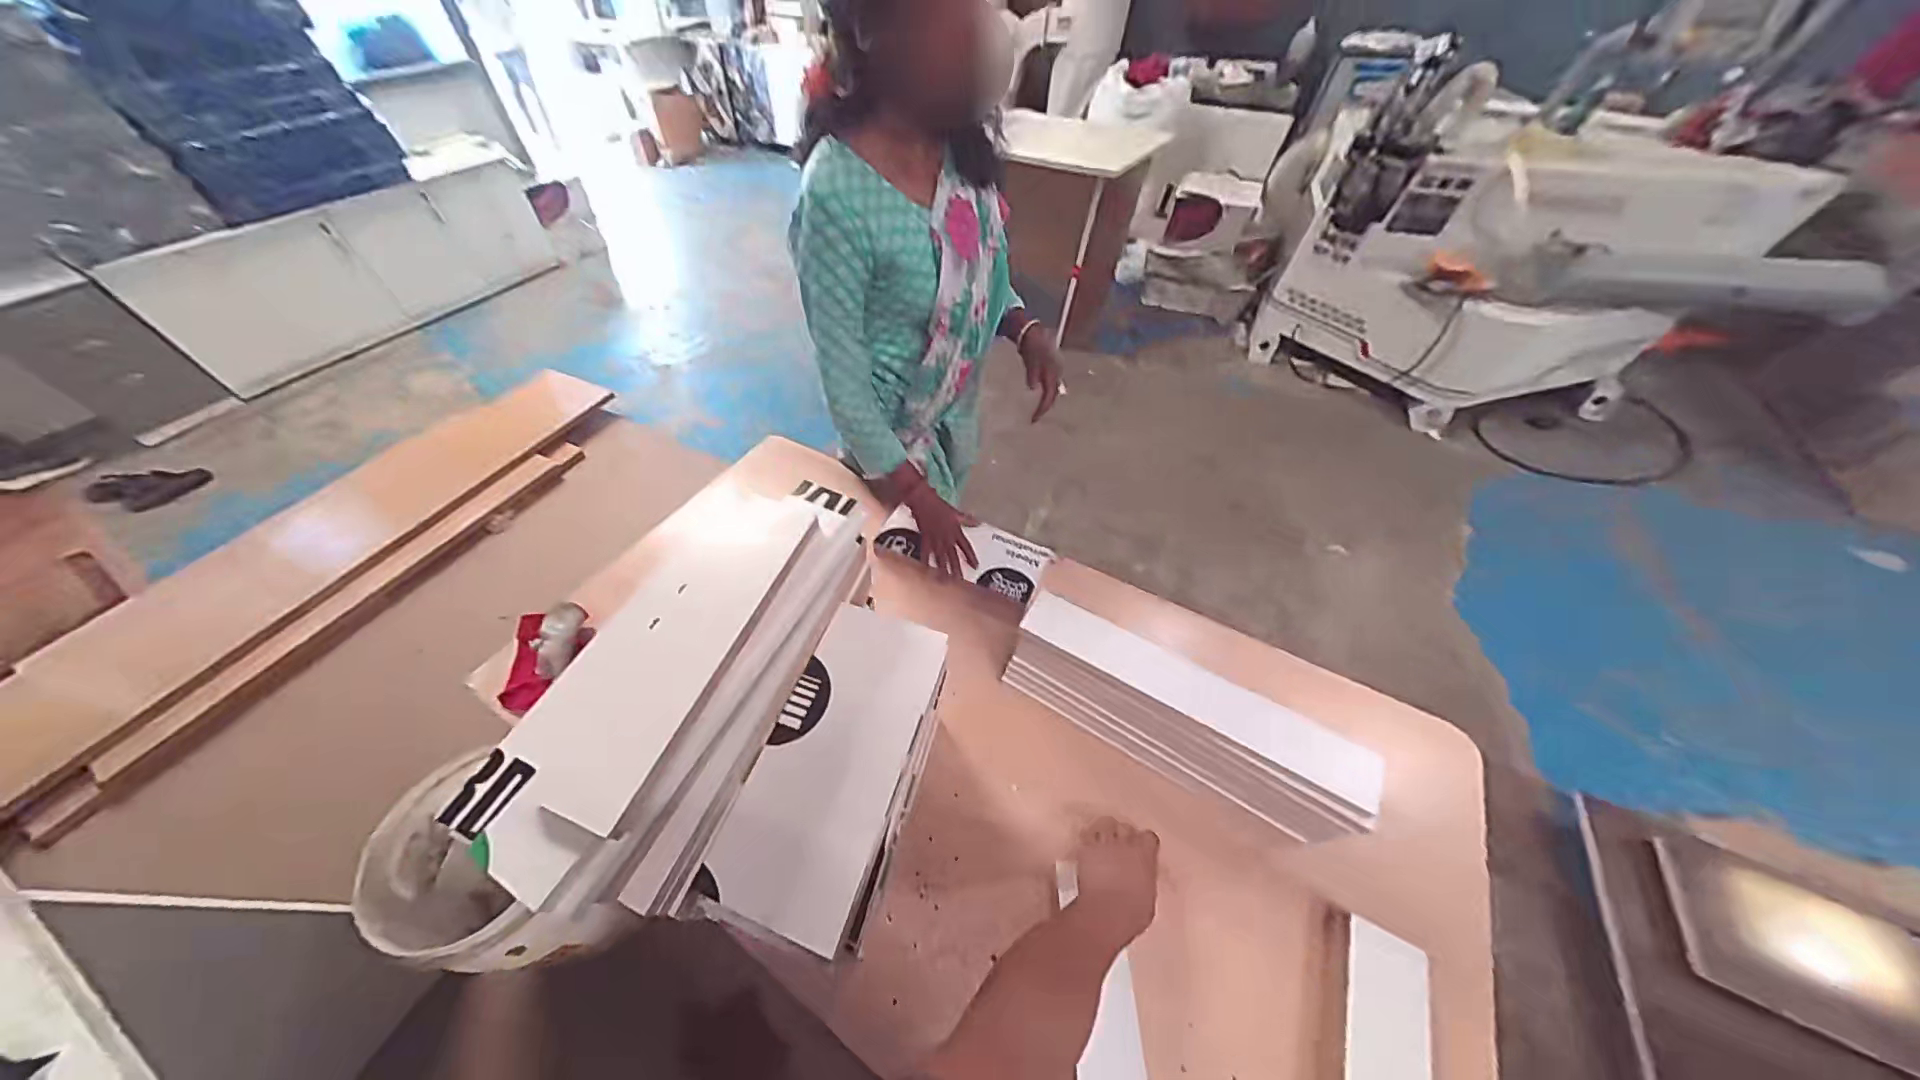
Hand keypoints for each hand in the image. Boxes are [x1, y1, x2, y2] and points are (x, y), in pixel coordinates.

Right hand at [904, 483, 977, 577]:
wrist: (924, 499)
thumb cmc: (938, 505)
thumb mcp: (955, 512)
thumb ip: (966, 520)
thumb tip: (978, 523)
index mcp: (956, 530)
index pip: (966, 546)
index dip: (971, 556)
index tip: (976, 566)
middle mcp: (947, 536)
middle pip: (954, 555)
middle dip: (957, 568)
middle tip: (960, 580)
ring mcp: (936, 538)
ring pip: (942, 556)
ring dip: (944, 569)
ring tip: (945, 580)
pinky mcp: (925, 537)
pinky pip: (926, 551)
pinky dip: (926, 560)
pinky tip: (927, 569)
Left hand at [1018, 324, 1062, 421]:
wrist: (1033, 333)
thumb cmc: (1031, 347)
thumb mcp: (1030, 361)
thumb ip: (1033, 375)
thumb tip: (1033, 388)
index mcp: (1053, 373)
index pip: (1049, 396)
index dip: (1042, 409)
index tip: (1034, 420)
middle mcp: (1058, 374)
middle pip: (1053, 395)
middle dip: (1045, 407)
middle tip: (1035, 418)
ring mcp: (1057, 371)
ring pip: (1054, 390)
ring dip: (1047, 401)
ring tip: (1038, 410)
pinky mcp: (1053, 369)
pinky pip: (1052, 384)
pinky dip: (1047, 392)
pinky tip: (1042, 396)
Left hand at [1070, 817, 1159, 945]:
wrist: (1105, 914)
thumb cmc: (1131, 913)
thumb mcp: (1148, 898)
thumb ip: (1145, 880)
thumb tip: (1142, 880)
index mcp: (1145, 855)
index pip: (1149, 837)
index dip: (1145, 843)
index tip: (1143, 850)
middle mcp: (1125, 844)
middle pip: (1126, 827)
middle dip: (1124, 834)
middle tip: (1122, 845)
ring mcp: (1104, 844)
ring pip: (1106, 823)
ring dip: (1105, 829)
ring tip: (1104, 839)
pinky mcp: (1086, 848)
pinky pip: (1087, 833)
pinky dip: (1088, 837)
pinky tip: (1088, 846)